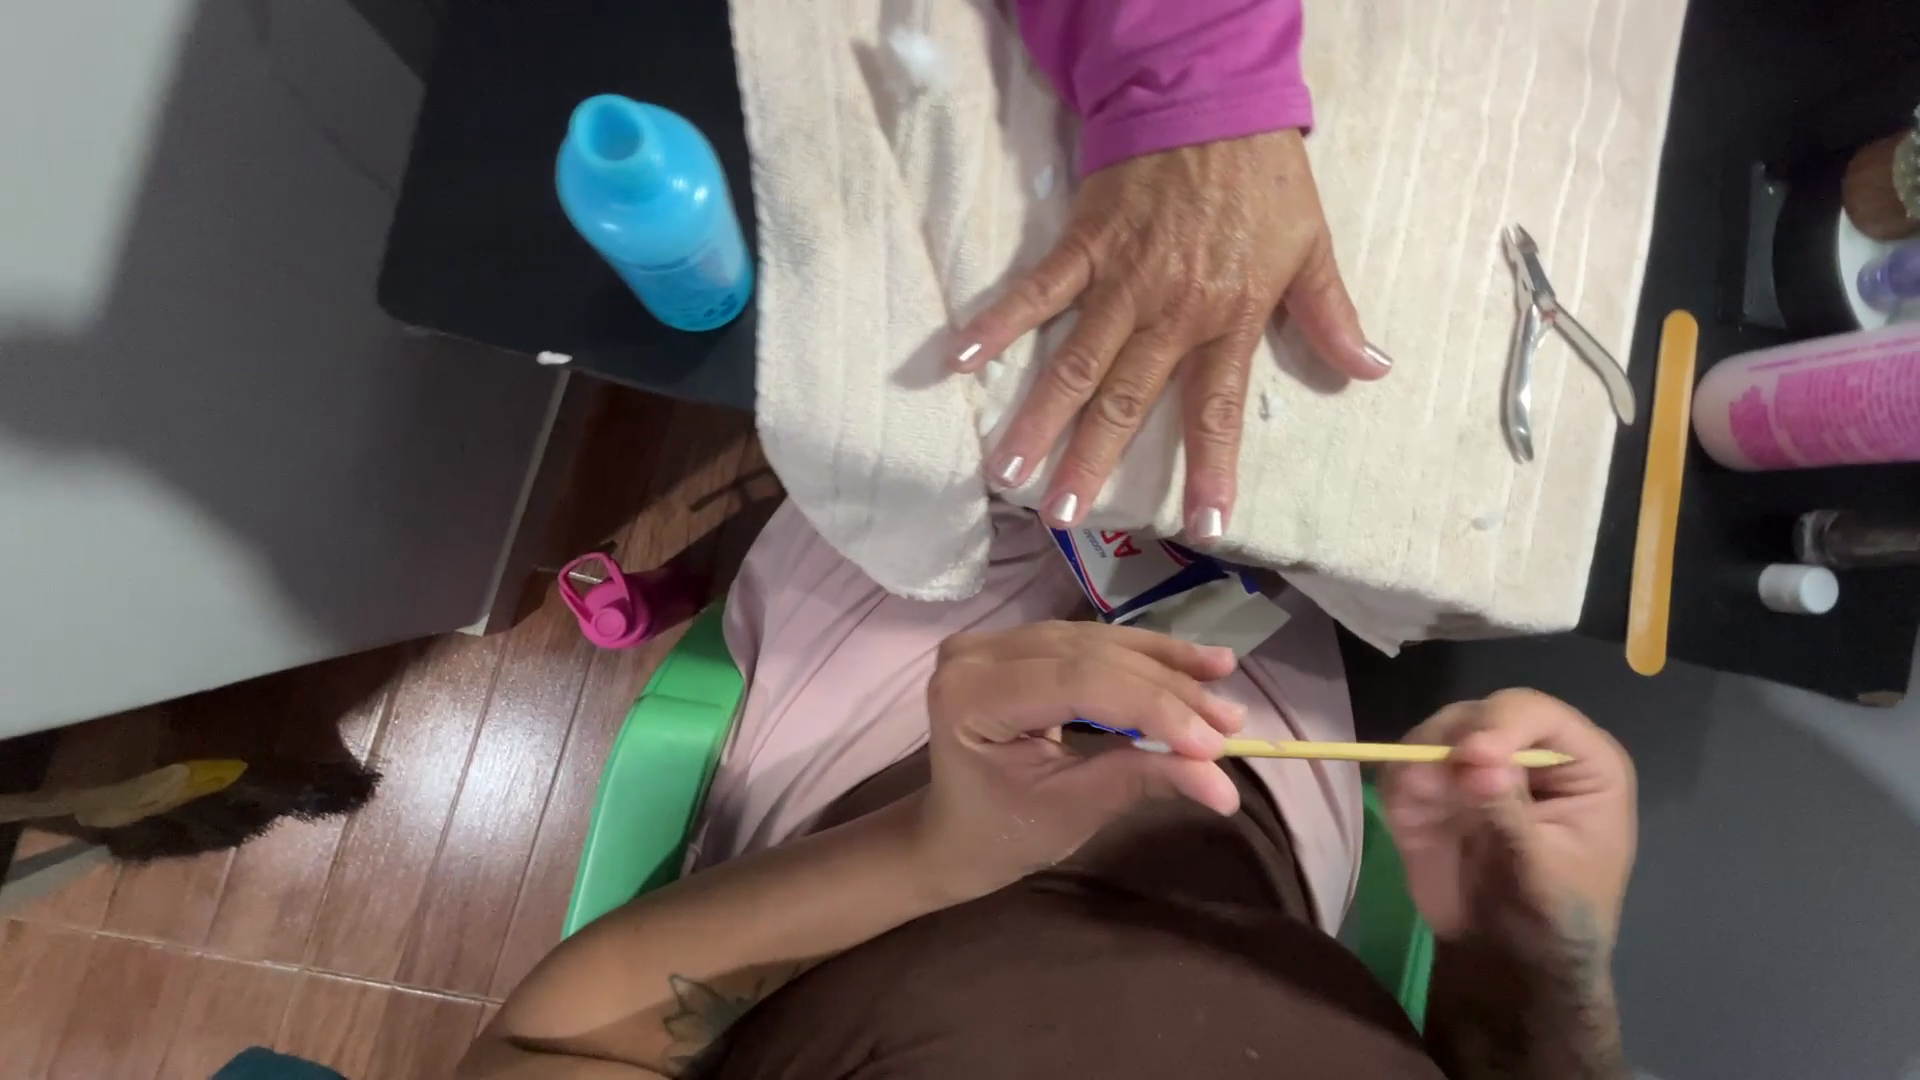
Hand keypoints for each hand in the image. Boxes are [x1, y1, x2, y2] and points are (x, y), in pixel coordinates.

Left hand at [913, 621, 1245, 901]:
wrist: (956, 831)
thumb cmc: (1004, 831)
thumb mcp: (1073, 809)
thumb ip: (1142, 779)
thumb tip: (1224, 784)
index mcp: (971, 695)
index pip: (1076, 681)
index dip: (1151, 705)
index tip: (1217, 740)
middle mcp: (975, 653)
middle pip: (1088, 654)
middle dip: (1164, 687)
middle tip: (1230, 719)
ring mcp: (991, 642)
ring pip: (1093, 641)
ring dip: (1161, 663)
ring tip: (1221, 681)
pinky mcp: (1013, 643)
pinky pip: (1084, 643)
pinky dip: (1138, 656)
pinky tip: (1188, 661)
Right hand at [950, 129, 1390, 540]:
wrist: (1212, 98)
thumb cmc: (1262, 180)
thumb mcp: (1313, 247)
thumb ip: (1333, 316)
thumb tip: (1372, 371)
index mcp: (1226, 320)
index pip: (1216, 412)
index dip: (1211, 472)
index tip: (1202, 528)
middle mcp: (1168, 314)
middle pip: (1125, 403)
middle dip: (1092, 463)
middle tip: (1062, 516)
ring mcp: (1118, 283)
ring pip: (1075, 364)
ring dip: (1038, 420)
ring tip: (1008, 472)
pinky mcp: (1081, 249)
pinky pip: (1034, 292)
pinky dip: (996, 324)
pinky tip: (958, 360)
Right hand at [1381, 689, 1636, 953]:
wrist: (1506, 958)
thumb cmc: (1552, 920)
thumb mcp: (1543, 874)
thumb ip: (1511, 817)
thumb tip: (1480, 765)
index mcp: (1578, 764)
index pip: (1535, 713)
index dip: (1502, 724)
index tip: (1473, 756)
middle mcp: (1523, 752)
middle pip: (1476, 715)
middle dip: (1449, 743)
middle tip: (1428, 782)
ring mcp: (1471, 765)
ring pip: (1432, 733)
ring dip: (1418, 761)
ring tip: (1417, 799)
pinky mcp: (1429, 784)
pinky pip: (1402, 764)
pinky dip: (1398, 782)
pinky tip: (1409, 813)